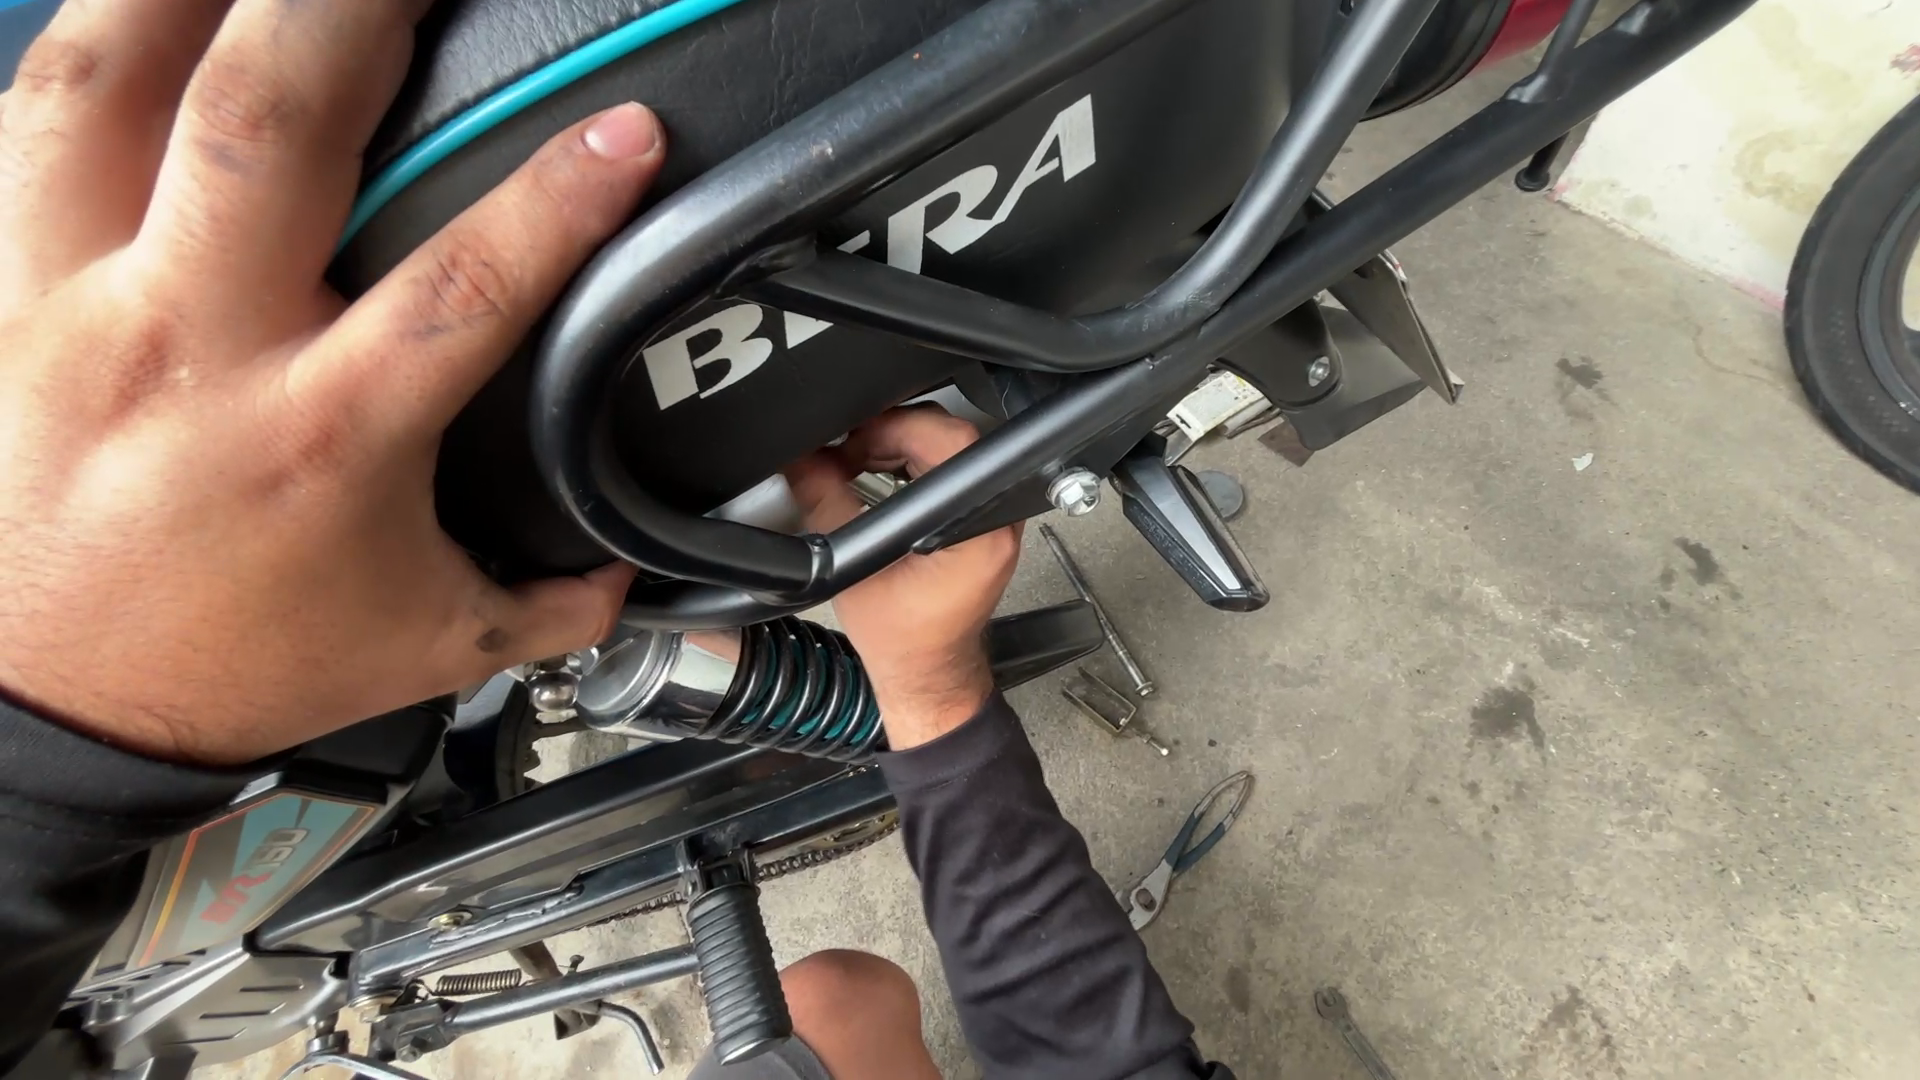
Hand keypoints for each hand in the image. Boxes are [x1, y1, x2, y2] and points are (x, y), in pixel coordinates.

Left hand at [0, 1, 665, 763]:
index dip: (563, 201)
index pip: (476, 284)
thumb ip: (558, 605)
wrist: (43, 713)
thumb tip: (625, 574)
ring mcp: (66, 307)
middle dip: (348, 14)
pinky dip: (76, 51)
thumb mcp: (441, 645)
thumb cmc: (248, 667)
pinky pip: (5, 127)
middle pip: (268, 128)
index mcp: (335, 432)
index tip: (625, 136)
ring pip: (102, 85)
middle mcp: (195, 347)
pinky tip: (133, 23)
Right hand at [784, 408, 1020, 748]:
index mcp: (979, 533)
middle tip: (847, 451)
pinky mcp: (980, 522)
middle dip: (891, 434)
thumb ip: (828, 508)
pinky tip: (879, 474)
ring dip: (899, 446)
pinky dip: (913, 465)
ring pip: (949, 451)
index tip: (855, 440)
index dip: (896, 429)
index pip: (950, 445)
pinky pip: (949, 472)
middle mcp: (998, 520)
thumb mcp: (854, 573)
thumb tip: (804, 461)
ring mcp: (994, 519)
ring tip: (856, 461)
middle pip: (949, 440)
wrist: (928, 673)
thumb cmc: (904, 640)